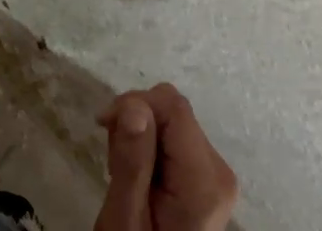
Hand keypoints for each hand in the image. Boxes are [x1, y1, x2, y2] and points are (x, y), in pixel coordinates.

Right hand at [94, 84, 237, 230]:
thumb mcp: (125, 218)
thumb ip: (132, 162)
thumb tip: (134, 106)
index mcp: (204, 180)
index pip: (173, 106)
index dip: (135, 104)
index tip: (102, 125)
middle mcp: (219, 170)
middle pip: (173, 111)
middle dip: (135, 123)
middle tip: (112, 162)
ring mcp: (215, 174)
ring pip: (172, 122)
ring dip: (139, 136)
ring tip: (124, 174)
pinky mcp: (207, 178)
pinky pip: (175, 140)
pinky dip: (149, 148)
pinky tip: (138, 177)